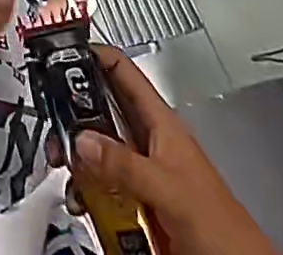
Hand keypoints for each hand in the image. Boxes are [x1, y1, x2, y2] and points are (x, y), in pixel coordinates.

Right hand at [71, 46, 278, 254]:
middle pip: (99, 110)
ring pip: (93, 149)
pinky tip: (82, 200)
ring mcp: (138, 170)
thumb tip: (83, 140)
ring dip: (76, 159)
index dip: (93, 56)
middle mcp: (145, 141)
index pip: (122, 71)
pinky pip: (96, 184)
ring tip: (69, 170)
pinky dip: (83, 190)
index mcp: (160, 123)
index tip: (61, 53)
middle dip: (73, 117)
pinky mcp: (131, 199)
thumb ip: (125, 164)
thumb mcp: (170, 189)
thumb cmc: (225, 230)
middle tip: (57, 128)